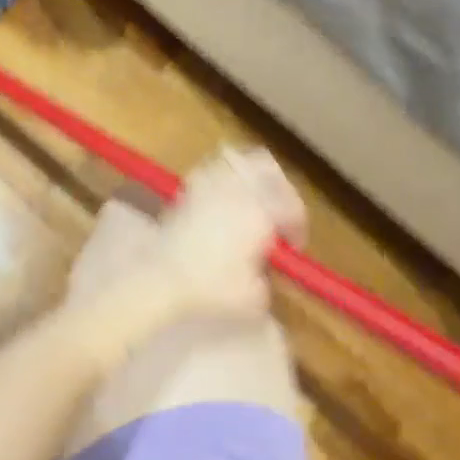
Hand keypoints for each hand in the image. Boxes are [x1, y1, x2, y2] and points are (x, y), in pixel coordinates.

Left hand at [146, 147, 306, 320]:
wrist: (161, 279)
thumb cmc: (212, 289)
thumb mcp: (254, 296)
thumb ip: (268, 279)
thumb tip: (265, 271)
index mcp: (261, 212)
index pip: (292, 207)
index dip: (298, 226)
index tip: (292, 246)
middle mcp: (238, 191)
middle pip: (270, 171)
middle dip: (281, 190)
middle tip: (279, 214)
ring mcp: (210, 186)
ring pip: (241, 163)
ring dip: (253, 178)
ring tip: (252, 201)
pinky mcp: (187, 191)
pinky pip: (212, 170)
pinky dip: (223, 178)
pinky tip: (222, 198)